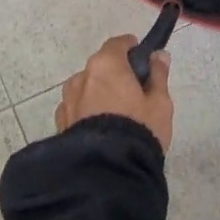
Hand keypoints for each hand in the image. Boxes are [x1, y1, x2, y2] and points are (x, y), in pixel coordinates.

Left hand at [55, 35, 174, 150]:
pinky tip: (97, 130)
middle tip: (133, 92)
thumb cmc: (138, 129)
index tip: (142, 59)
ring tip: (113, 115)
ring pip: (85, 89)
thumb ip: (159, 75)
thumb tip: (158, 55)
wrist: (105, 174)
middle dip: (115, 74)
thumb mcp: (160, 102)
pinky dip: (85, 113)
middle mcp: (82, 77)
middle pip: (100, 67)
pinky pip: (75, 110)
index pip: (117, 44)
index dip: (131, 48)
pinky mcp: (59, 127)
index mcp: (106, 64)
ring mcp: (67, 103)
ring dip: (97, 94)